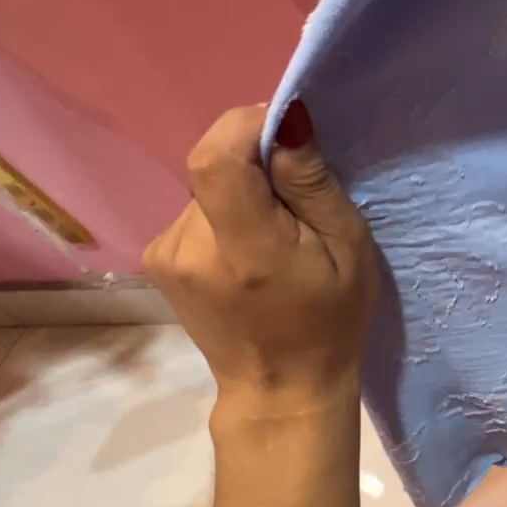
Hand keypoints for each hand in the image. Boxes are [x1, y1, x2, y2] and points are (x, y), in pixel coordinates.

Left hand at [145, 102, 378, 418]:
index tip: (289, 127)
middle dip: (258, 160)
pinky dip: (230, 208)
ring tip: (283, 226)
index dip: (248, 125)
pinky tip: (256, 242)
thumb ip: (312, 186)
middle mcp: (187, 246)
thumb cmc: (332, 319)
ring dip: (246, 187)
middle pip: (214, 165)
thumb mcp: (347, 249)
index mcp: (244, 248)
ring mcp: (165, 253)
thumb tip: (287, 121)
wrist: (281, 385)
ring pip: (207, 186)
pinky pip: (198, 208)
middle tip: (303, 192)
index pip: (216, 157)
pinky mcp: (158, 258)